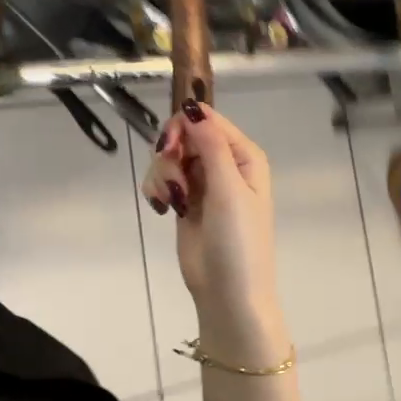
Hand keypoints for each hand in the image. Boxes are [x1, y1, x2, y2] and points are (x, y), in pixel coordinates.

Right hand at [141, 102, 288, 368]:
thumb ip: (210, 145)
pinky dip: (156, 188)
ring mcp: (202, 182)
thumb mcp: (228, 190)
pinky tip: (162, 207)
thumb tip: (191, 105)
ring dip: (162, 174)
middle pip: (183, 133)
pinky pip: (161, 177)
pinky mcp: (184, 199)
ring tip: (171, 201)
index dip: (183, 127)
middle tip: (172, 181)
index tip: (170, 149)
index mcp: (243, 155)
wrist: (228, 294)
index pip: (206, 118)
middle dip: (170, 153)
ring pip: (168, 155)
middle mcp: (224, 163)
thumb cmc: (238, 242)